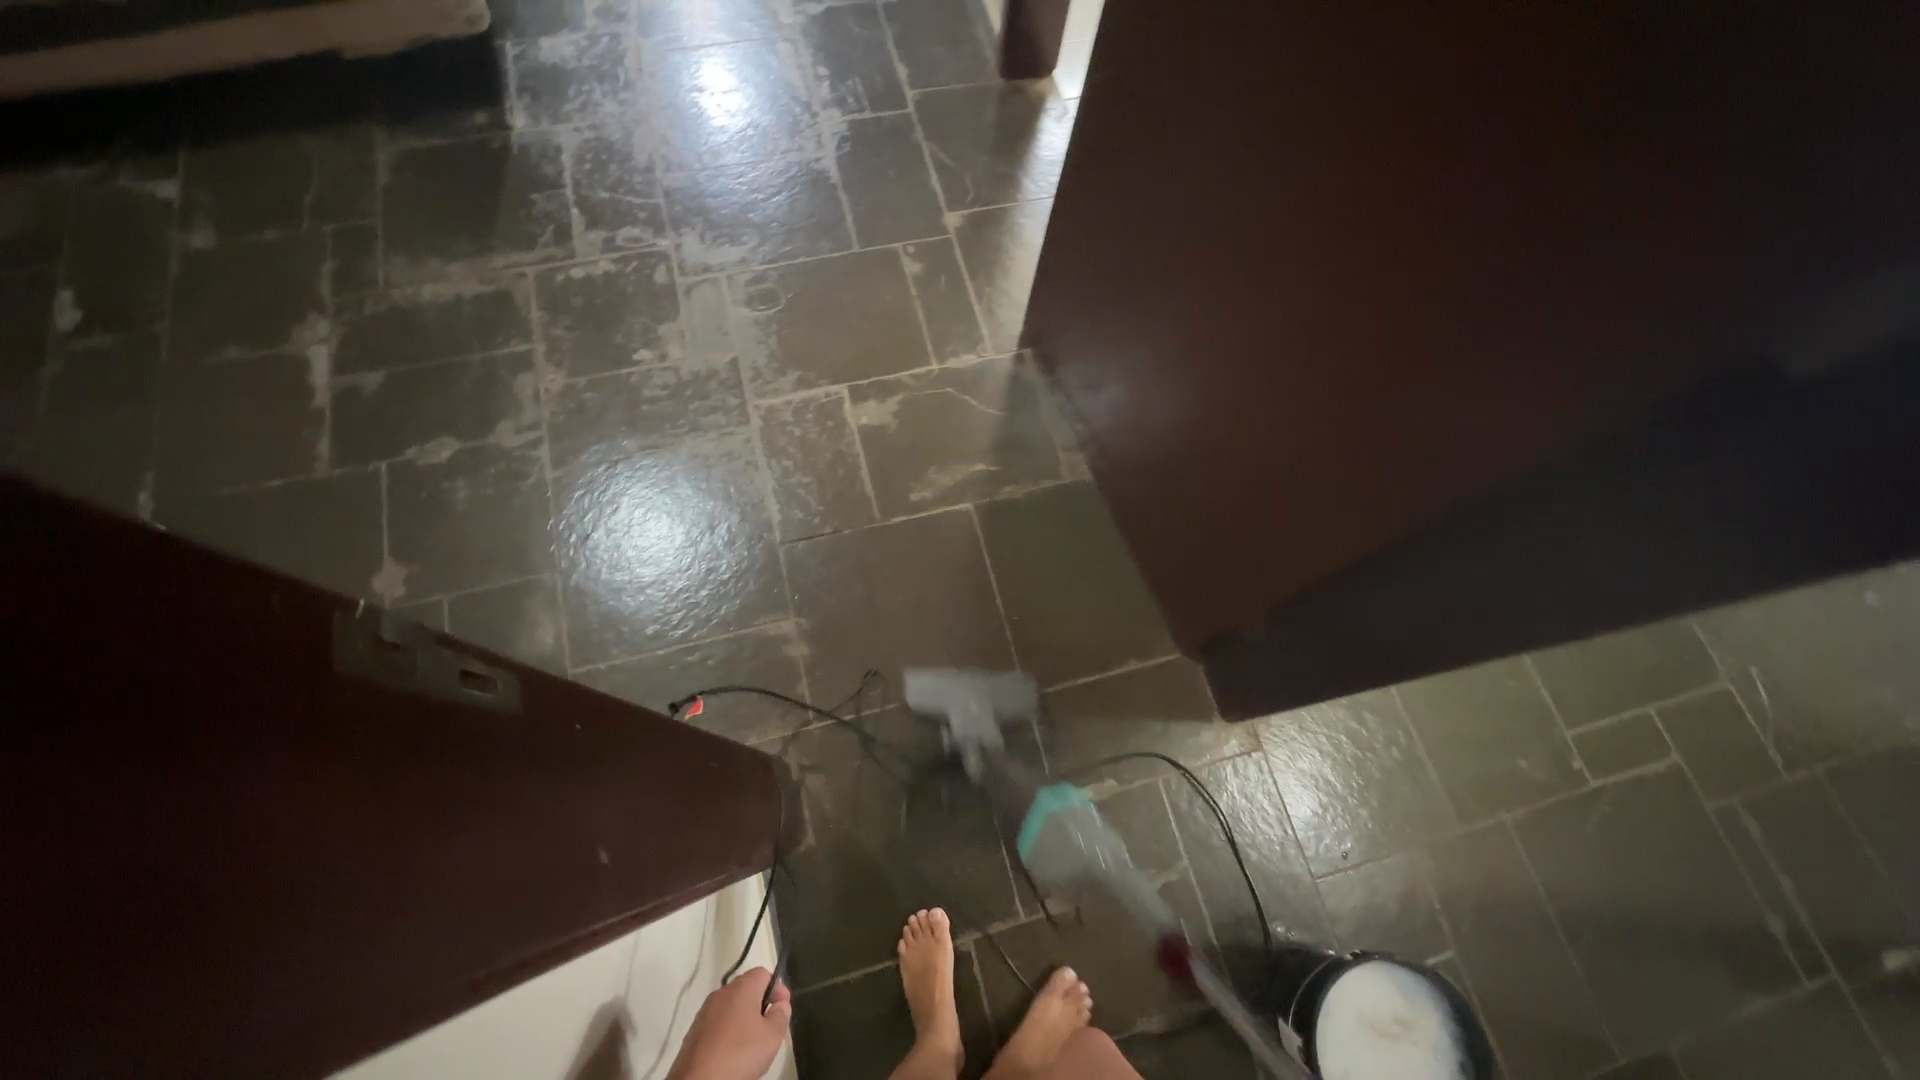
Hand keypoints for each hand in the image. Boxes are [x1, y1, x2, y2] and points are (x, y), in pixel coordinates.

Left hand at [665, 967, 791, 1079]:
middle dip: (760, 1003)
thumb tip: (780, 1005)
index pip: (763, 973)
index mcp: (741, 988)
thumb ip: (781, 1015)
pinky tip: (732, 1052)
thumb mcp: (773, 1036)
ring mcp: (704, 1013)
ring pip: (730, 1008)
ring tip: (751, 1042)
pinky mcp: (693, 1032)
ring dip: (743, 1018)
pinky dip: (727, 1032)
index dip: (777, 988)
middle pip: (746, 989)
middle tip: (770, 1025)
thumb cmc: (741, 1053)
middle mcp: (720, 993)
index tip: (783, 1007)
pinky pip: (716, 1024)